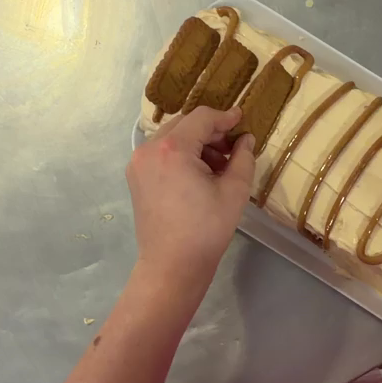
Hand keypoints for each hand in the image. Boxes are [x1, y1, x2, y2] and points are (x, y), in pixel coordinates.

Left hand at [128, 105, 254, 288]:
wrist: (172, 265)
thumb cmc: (206, 230)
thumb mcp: (234, 192)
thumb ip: (243, 158)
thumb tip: (245, 140)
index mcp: (172, 149)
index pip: (201, 118)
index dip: (224, 117)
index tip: (242, 120)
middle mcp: (148, 149)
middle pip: (184, 124)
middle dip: (210, 132)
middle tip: (233, 148)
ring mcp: (138, 163)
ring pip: (172, 138)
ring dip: (196, 144)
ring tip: (218, 166)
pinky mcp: (136, 178)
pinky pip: (161, 154)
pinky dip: (181, 156)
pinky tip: (199, 175)